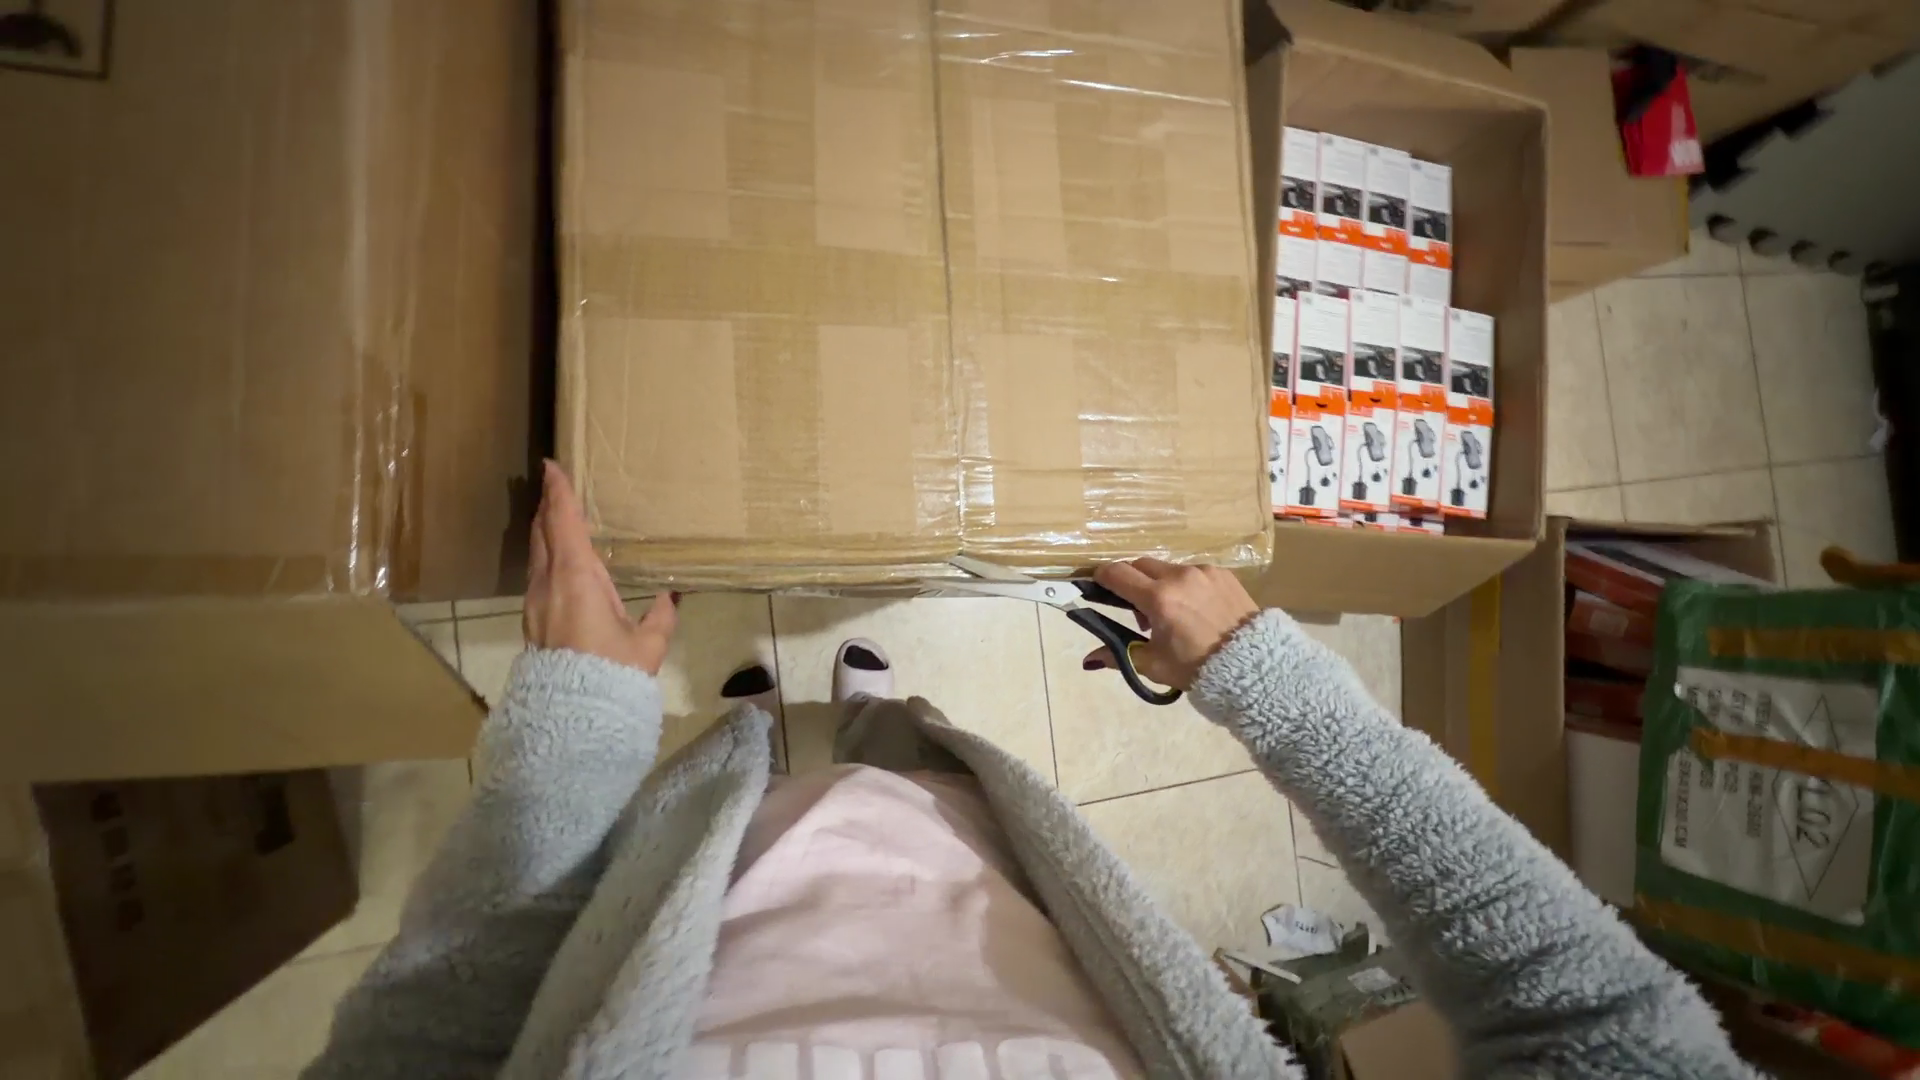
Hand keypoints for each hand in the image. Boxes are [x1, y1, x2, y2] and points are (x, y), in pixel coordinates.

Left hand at [523, 460, 677, 673]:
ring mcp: (536, 600)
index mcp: (577, 578)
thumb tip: (671, 597)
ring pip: (537, 552)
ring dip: (546, 529)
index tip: (552, 467)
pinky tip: (559, 557)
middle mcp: (549, 582)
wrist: (571, 712)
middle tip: (555, 483)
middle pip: (543, 532)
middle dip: (549, 506)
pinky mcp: (534, 616)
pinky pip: (538, 571)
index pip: (563, 524)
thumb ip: (660, 616)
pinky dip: (547, 552)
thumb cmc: (611, 670)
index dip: (558, 494)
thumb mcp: (647, 643)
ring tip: (557, 514)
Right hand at [1083, 559, 1259, 690]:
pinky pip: (1192, 571)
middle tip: (1138, 609)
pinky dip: (1185, 584)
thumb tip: (1088, 661)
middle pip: (1139, 565)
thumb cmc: (1197, 667)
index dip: (1101, 577)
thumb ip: (1118, 656)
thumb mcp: (1154, 665)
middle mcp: (1178, 576)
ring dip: (1159, 583)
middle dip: (1131, 581)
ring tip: (1171, 611)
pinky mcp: (1222, 573)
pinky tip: (1195, 608)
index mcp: (1158, 598)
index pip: (1116, 573)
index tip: (1097, 586)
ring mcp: (1202, 571)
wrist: (1254, 667)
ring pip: (1167, 568)